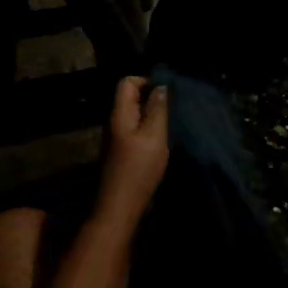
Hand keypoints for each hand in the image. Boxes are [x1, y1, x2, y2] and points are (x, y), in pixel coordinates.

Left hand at [98, 76, 168, 215]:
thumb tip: (161, 87)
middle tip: (173, 110)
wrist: (119, 206)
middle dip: (152, 98)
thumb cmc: (139, 170)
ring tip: (171, 125)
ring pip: (134, 114)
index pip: (127, 82)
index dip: (147, 81)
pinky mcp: (121, 151)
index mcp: (119, 114)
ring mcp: (116, 137)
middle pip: (130, 97)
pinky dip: (149, 130)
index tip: (167, 95)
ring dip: (152, 115)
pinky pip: (135, 129)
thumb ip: (157, 110)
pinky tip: (161, 142)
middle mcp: (114, 122)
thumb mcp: (154, 136)